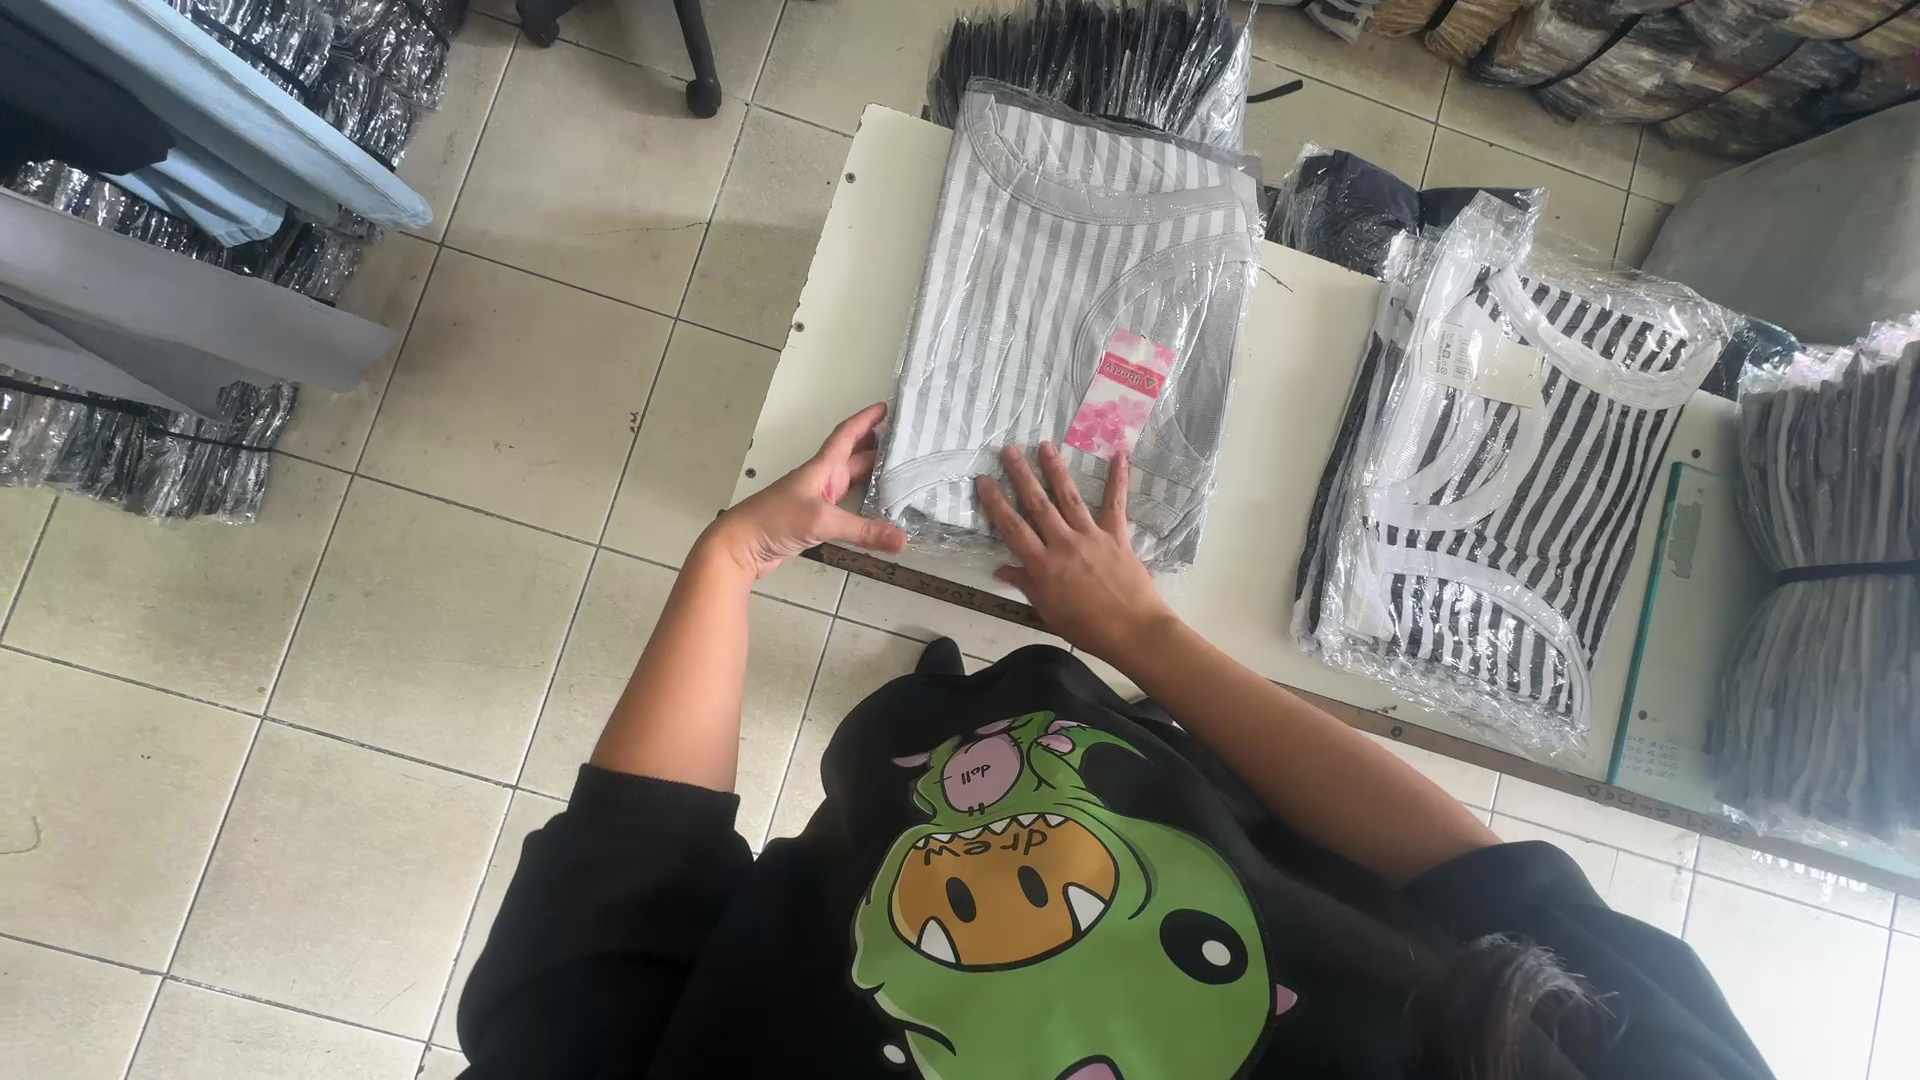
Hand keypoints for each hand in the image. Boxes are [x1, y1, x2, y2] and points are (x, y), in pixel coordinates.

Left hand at [699, 402, 906, 578]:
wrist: (741, 545)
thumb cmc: (774, 520)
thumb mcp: (822, 520)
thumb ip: (863, 530)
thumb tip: (901, 540)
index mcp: (822, 468)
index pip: (847, 435)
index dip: (865, 420)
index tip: (886, 409)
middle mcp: (822, 480)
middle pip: (854, 457)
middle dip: (878, 448)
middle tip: (906, 445)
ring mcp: (819, 500)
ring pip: (852, 482)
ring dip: (872, 477)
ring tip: (900, 475)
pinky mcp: (816, 521)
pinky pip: (847, 508)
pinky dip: (864, 507)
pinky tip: (878, 512)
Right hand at [975, 442, 1179, 663]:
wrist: (1134, 631)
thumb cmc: (1088, 628)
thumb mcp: (1048, 612)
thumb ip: (1027, 586)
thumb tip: (1002, 569)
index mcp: (1044, 566)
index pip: (1013, 529)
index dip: (996, 504)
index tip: (984, 481)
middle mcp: (1064, 544)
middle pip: (1038, 504)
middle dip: (1022, 475)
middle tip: (1009, 450)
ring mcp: (1092, 537)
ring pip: (1069, 497)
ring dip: (1056, 470)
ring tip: (1045, 445)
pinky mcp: (1117, 536)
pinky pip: (1116, 504)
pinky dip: (1118, 479)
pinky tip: (1119, 455)